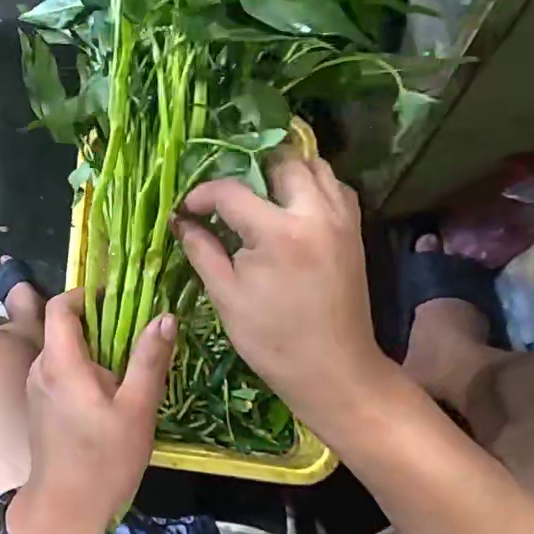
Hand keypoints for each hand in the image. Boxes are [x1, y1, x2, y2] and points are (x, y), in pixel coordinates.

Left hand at [9, 290, 174, 533]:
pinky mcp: (40, 405)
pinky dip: (82, 369)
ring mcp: (37, 387)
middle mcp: (41, 367)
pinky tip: (109, 393)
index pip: (60, 306)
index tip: (116, 300)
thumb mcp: (137, 410)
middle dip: (97, 323)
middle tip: (133, 333)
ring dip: (92, 349)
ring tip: (127, 366)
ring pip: (62, 350)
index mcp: (61, 362)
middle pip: (63, 327)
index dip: (85, 295)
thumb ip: (149, 360)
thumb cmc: (103, 460)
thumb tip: (165, 317)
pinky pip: (59, 371)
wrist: (63, 511)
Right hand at [172, 153, 392, 419]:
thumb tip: (179, 221)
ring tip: (259, 191)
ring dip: (284, 170)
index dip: (202, 195)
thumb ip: (201, 249)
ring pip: (316, 167)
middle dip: (249, 169)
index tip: (185, 210)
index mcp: (279, 233)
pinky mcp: (353, 231)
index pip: (232, 192)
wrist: (334, 371)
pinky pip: (335, 188)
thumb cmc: (272, 339)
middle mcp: (316, 214)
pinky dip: (313, 184)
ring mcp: (341, 220)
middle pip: (282, 161)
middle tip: (227, 194)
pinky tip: (291, 205)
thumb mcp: (225, 294)